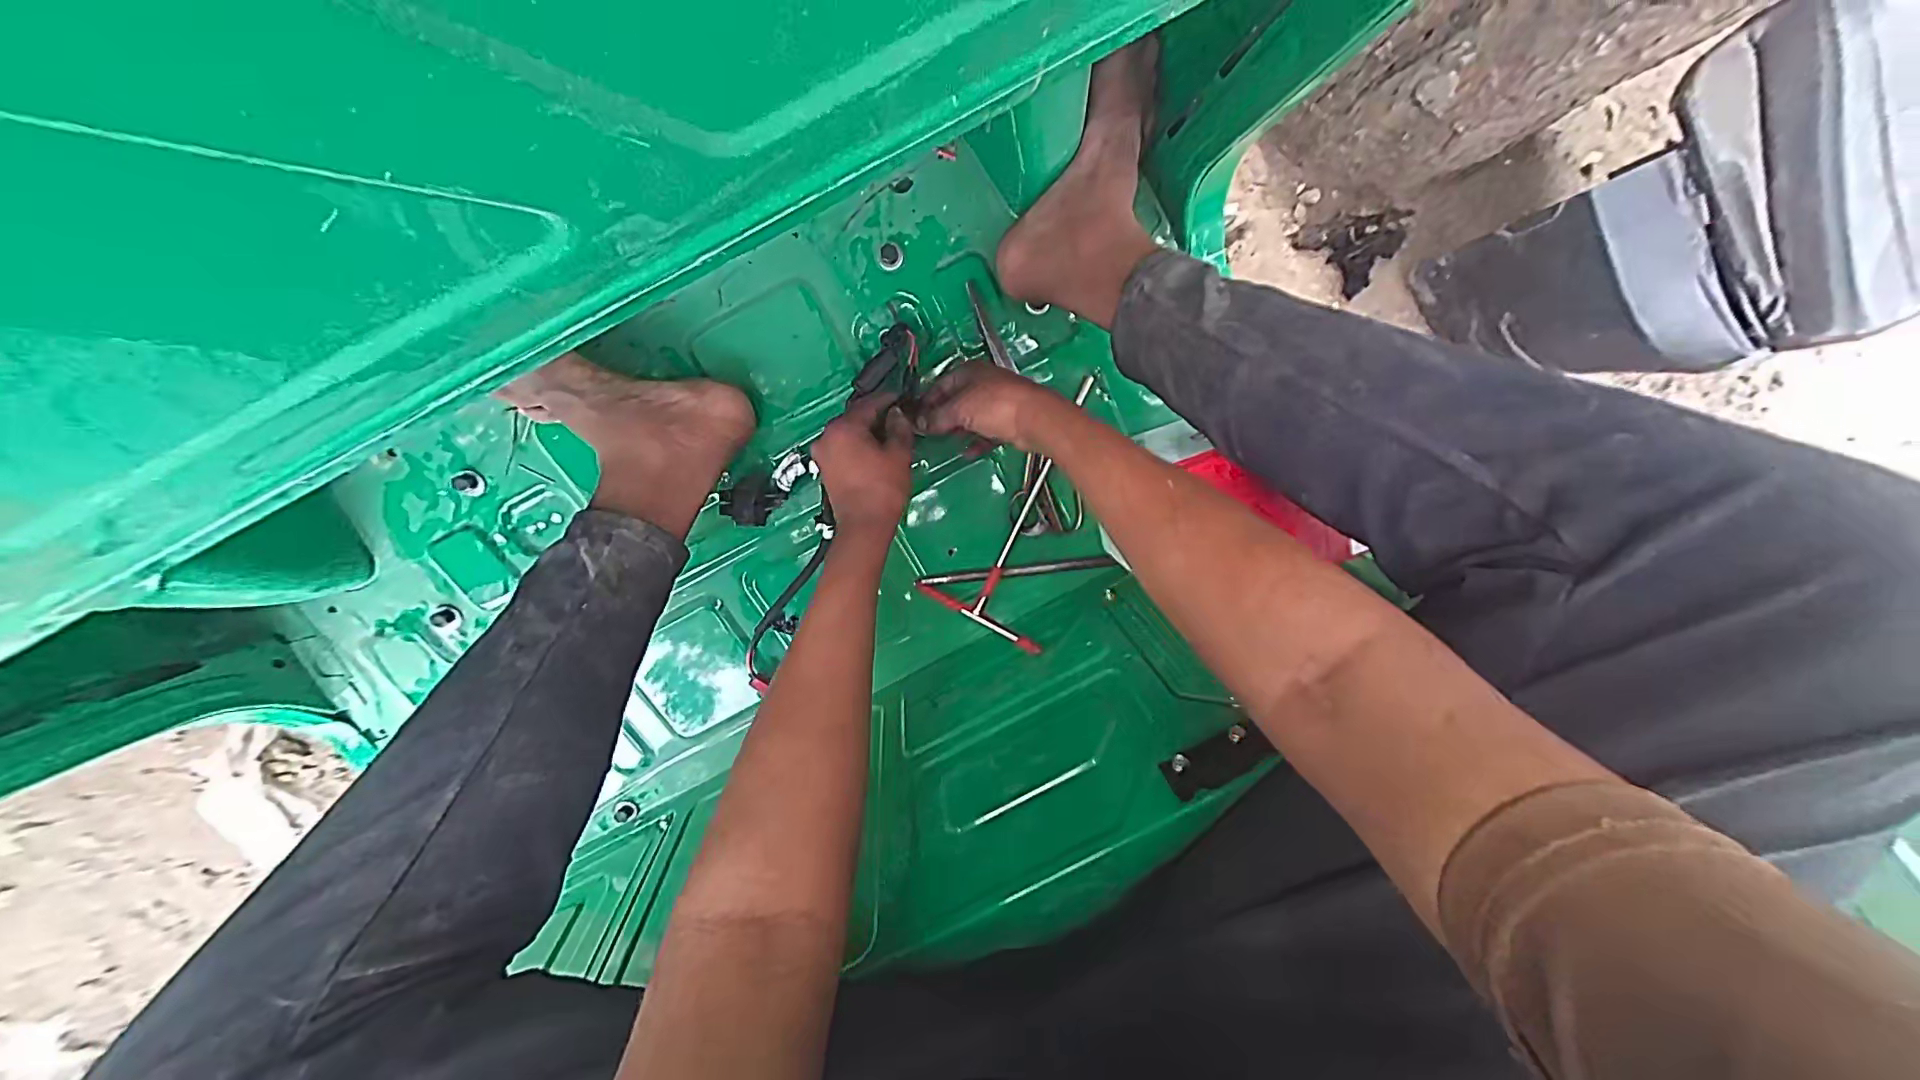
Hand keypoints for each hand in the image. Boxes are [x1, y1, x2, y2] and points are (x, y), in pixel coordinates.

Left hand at [812, 392, 914, 537]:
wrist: (863, 526)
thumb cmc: (883, 489)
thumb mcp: (898, 455)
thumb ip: (899, 428)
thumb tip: (896, 414)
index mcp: (844, 427)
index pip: (869, 403)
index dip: (888, 399)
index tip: (902, 398)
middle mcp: (827, 435)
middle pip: (854, 417)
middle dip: (876, 416)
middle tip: (898, 418)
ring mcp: (822, 453)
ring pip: (848, 433)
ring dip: (866, 431)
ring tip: (888, 436)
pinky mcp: (824, 468)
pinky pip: (842, 447)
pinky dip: (857, 445)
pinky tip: (874, 451)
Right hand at [914, 362, 1056, 450]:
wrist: (1034, 419)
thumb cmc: (994, 405)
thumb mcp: (958, 409)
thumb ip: (936, 417)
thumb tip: (919, 423)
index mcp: (968, 371)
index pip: (939, 384)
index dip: (925, 401)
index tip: (914, 418)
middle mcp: (982, 383)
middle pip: (955, 401)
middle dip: (941, 417)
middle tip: (927, 433)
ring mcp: (997, 402)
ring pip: (970, 417)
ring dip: (958, 430)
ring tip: (944, 443)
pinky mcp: (1008, 421)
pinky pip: (986, 432)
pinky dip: (976, 441)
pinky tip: (968, 452)